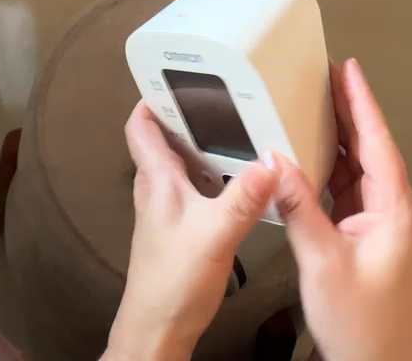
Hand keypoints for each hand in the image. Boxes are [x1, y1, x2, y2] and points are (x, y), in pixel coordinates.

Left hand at [105, 101, 279, 360]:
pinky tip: (233, 184)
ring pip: (176, 166)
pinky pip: (189, 190)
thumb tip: (272, 162)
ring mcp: (164, 211)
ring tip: (228, 133)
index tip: (172, 80)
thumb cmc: (173, 282)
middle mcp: (155, 190)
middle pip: (160, 141)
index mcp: (156, 179)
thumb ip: (244, 197)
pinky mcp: (176, 231)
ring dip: (196, 148)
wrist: (157, 332)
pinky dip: (206, 177)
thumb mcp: (216, 234)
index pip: (140, 126)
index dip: (150, 99)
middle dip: (183, 118)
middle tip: (213, 101)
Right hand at [272, 59, 411, 360]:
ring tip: (321, 103)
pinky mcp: (372, 237)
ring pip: (363, 167)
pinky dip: (335, 165)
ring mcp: (385, 225)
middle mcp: (396, 212)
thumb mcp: (322, 261)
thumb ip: (299, 206)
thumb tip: (277, 162)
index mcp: (396, 212)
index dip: (362, 102)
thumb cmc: (362, 327)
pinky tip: (316, 153)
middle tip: (329, 75)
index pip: (378, 143)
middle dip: (351, 110)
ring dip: (343, 136)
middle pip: (373, 148)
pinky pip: (353, 188)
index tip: (349, 70)